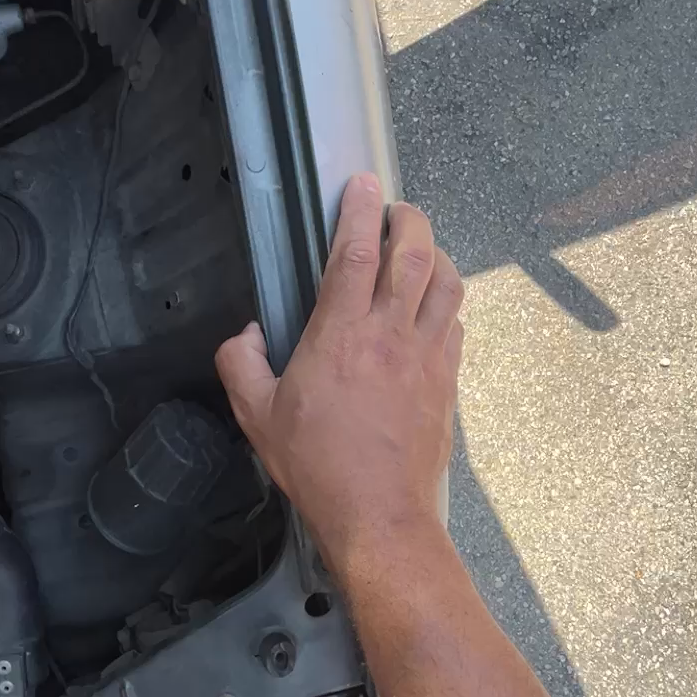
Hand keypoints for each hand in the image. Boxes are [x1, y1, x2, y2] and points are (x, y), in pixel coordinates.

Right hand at [215, 173, 463, 565]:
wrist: (378, 514)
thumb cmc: (316, 465)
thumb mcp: (257, 416)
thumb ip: (240, 364)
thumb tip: (247, 334)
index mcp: (340, 335)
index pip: (355, 253)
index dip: (358, 210)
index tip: (360, 183)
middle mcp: (391, 334)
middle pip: (414, 253)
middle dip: (408, 218)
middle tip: (394, 208)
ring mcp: (427, 355)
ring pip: (447, 282)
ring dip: (436, 253)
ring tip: (419, 249)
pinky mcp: (447, 380)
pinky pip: (456, 323)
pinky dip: (447, 300)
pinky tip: (433, 307)